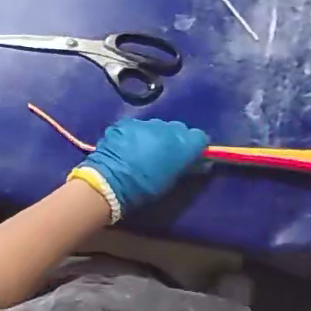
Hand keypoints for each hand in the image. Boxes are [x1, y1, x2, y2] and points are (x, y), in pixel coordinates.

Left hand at [72, 118, 210, 221]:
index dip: (195, 147)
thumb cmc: (145, 188)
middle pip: (178, 129)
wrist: (110, 181)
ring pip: (157, 126)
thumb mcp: (172, 180)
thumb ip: (187, 166)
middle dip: (174, 140)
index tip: (190, 156)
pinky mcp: (126, 123)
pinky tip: (128, 147)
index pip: (199, 137)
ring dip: (154, 136)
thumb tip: (200, 162)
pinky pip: (137, 127)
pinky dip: (136, 135)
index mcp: (182, 144)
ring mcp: (145, 123)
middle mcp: (166, 128)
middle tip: (165, 155)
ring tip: (144, 151)